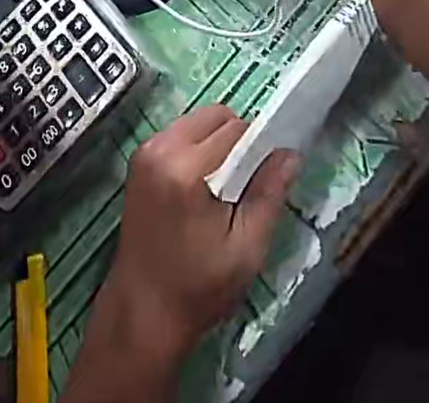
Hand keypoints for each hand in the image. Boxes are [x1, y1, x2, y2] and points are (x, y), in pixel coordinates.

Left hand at [90, 108, 300, 368]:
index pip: (234, 128)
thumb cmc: (199, 287)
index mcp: (185, 168)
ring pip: (194, 121)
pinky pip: (177, 134)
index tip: (271, 167)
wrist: (142, 312)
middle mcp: (160, 149)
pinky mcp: (138, 161)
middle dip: (237, 136)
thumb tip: (290, 153)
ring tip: (227, 184)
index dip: (259, 142)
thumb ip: (269, 193)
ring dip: (216, 140)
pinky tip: (203, 185)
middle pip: (212, 115)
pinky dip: (196, 147)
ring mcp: (145, 152)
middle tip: (249, 177)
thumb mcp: (246, 247)